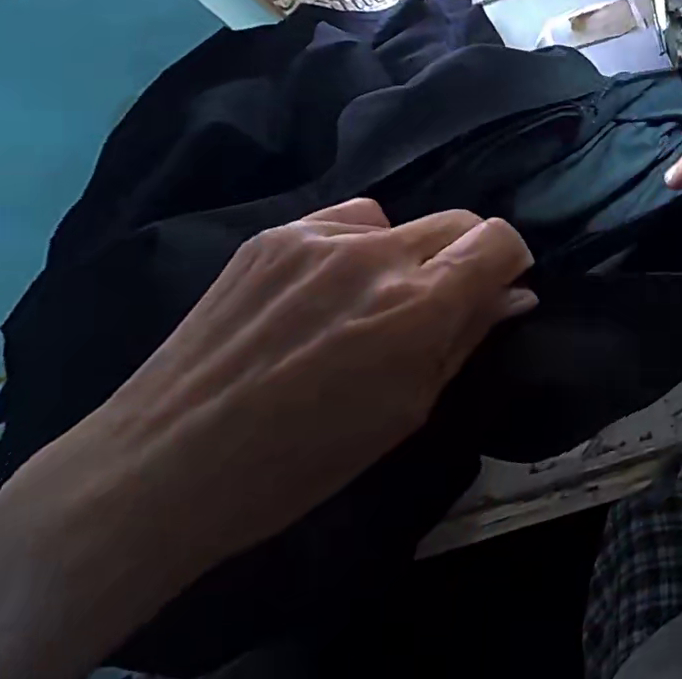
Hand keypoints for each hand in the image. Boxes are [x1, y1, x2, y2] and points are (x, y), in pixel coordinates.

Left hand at [0, 199, 534, 678]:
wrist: (168, 458)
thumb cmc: (302, 461)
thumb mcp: (405, 412)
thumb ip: (465, 339)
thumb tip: (513, 295)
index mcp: (415, 309)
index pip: (497, 240)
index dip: (510, 260)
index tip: (499, 287)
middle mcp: (374, 255)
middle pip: (456, 219)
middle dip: (465, 256)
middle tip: (439, 303)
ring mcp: (319, 237)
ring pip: (399, 220)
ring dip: (406, 253)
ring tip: (369, 301)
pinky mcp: (276, 233)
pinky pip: (346, 220)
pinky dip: (357, 246)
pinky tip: (325, 289)